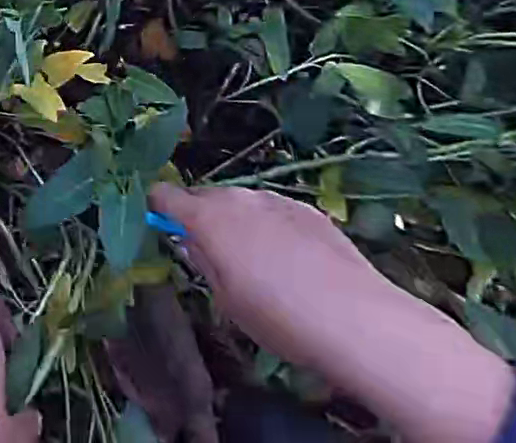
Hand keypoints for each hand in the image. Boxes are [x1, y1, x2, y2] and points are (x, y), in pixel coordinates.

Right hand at [149, 184, 515, 442]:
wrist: (358, 319)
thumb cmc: (278, 316)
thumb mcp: (226, 299)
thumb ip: (203, 262)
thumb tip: (191, 242)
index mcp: (206, 216)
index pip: (163, 195)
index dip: (157, 208)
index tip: (160, 225)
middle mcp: (236, 196)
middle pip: (204, 196)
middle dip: (201, 218)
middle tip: (212, 254)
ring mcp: (274, 198)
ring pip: (241, 203)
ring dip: (238, 222)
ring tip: (258, 262)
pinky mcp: (307, 208)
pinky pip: (274, 211)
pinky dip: (271, 227)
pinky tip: (292, 262)